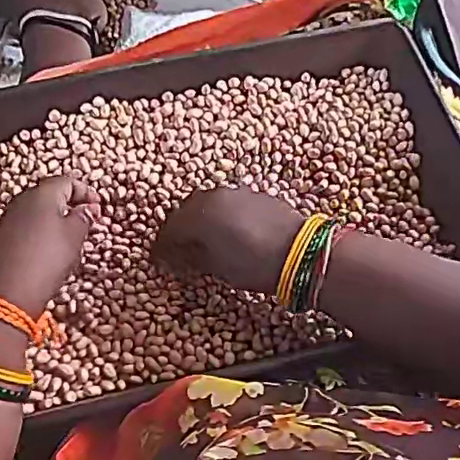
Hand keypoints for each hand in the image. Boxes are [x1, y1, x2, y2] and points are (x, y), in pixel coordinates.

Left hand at [0, 176, 101, 314]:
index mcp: (42, 193)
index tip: (98, 206)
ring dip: (57, 220)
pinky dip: (43, 233)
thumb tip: (88, 208)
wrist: (9, 290)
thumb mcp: (75, 236)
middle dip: (71, 205)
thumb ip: (84, 217)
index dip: (87, 192)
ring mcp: (10, 219)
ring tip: (73, 238)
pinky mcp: (4, 238)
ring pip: (39, 212)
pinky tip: (52, 251)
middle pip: (51, 194)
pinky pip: (28, 228)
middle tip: (88, 221)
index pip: (68, 181)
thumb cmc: (46, 259)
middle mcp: (23, 200)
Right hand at [153, 188, 303, 296]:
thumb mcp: (217, 266)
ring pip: (206, 205)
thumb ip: (193, 257)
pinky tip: (223, 233)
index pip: (171, 229)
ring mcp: (236, 193)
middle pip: (186, 212)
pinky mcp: (255, 196)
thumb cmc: (253, 264)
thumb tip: (177, 256)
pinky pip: (226, 204)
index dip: (162, 247)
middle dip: (178, 230)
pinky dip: (218, 217)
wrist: (302, 253)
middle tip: (175, 250)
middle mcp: (213, 197)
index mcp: (198, 214)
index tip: (158, 260)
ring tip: (199, 242)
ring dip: (198, 222)